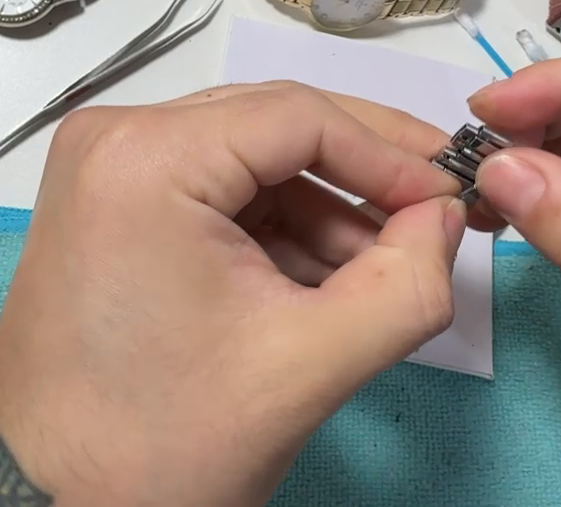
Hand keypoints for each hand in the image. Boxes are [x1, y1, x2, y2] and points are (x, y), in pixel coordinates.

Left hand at [0, 83, 466, 506]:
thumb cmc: (158, 445)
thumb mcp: (303, 367)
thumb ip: (406, 284)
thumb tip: (445, 216)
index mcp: (148, 154)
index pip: (299, 116)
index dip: (389, 153)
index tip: (452, 195)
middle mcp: (118, 133)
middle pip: (273, 124)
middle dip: (362, 172)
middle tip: (436, 210)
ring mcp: (108, 161)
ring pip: (250, 156)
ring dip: (324, 206)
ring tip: (385, 264)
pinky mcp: (112, 195)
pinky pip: (217, 186)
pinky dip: (277, 224)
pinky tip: (326, 274)